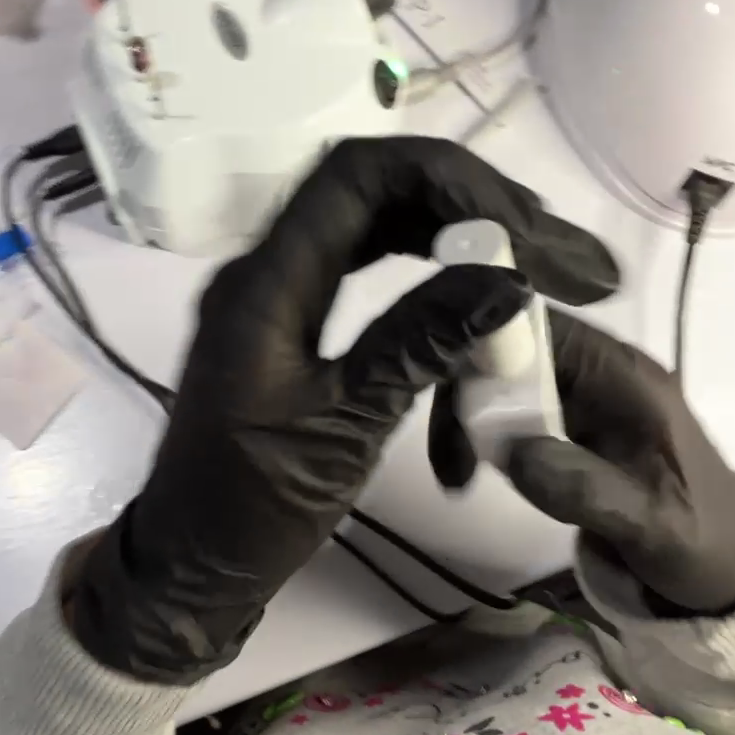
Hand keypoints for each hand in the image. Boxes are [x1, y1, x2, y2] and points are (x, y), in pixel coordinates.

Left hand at [68, 138, 620, 683]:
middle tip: (544, 238)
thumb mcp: (343, 430)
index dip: (445, 177)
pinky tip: (465, 279)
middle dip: (461, 200)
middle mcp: (266, 269)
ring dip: (444, 226)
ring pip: (367, 224)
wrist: (190, 560)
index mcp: (265, 284)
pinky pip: (357, 267)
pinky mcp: (288, 322)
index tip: (521, 224)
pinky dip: (416, 262)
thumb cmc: (251, 510)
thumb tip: (507, 281)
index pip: (354, 175)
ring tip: (525, 252)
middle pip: (368, 189)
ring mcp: (275, 294)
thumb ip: (419, 345)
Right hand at [431, 313, 734, 615]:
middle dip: (465, 393)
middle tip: (448, 457)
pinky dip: (478, 432)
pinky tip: (469, 470)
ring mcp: (581, 393)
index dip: (486, 343)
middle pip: (507, 349)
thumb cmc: (702, 541)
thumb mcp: (654, 524)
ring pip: (498, 378)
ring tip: (455, 475)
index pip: (540, 326)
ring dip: (465, 417)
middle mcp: (596, 369)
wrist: (730, 566)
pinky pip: (507, 407)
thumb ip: (587, 488)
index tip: (449, 394)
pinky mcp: (568, 418)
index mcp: (623, 375)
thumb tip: (515, 455)